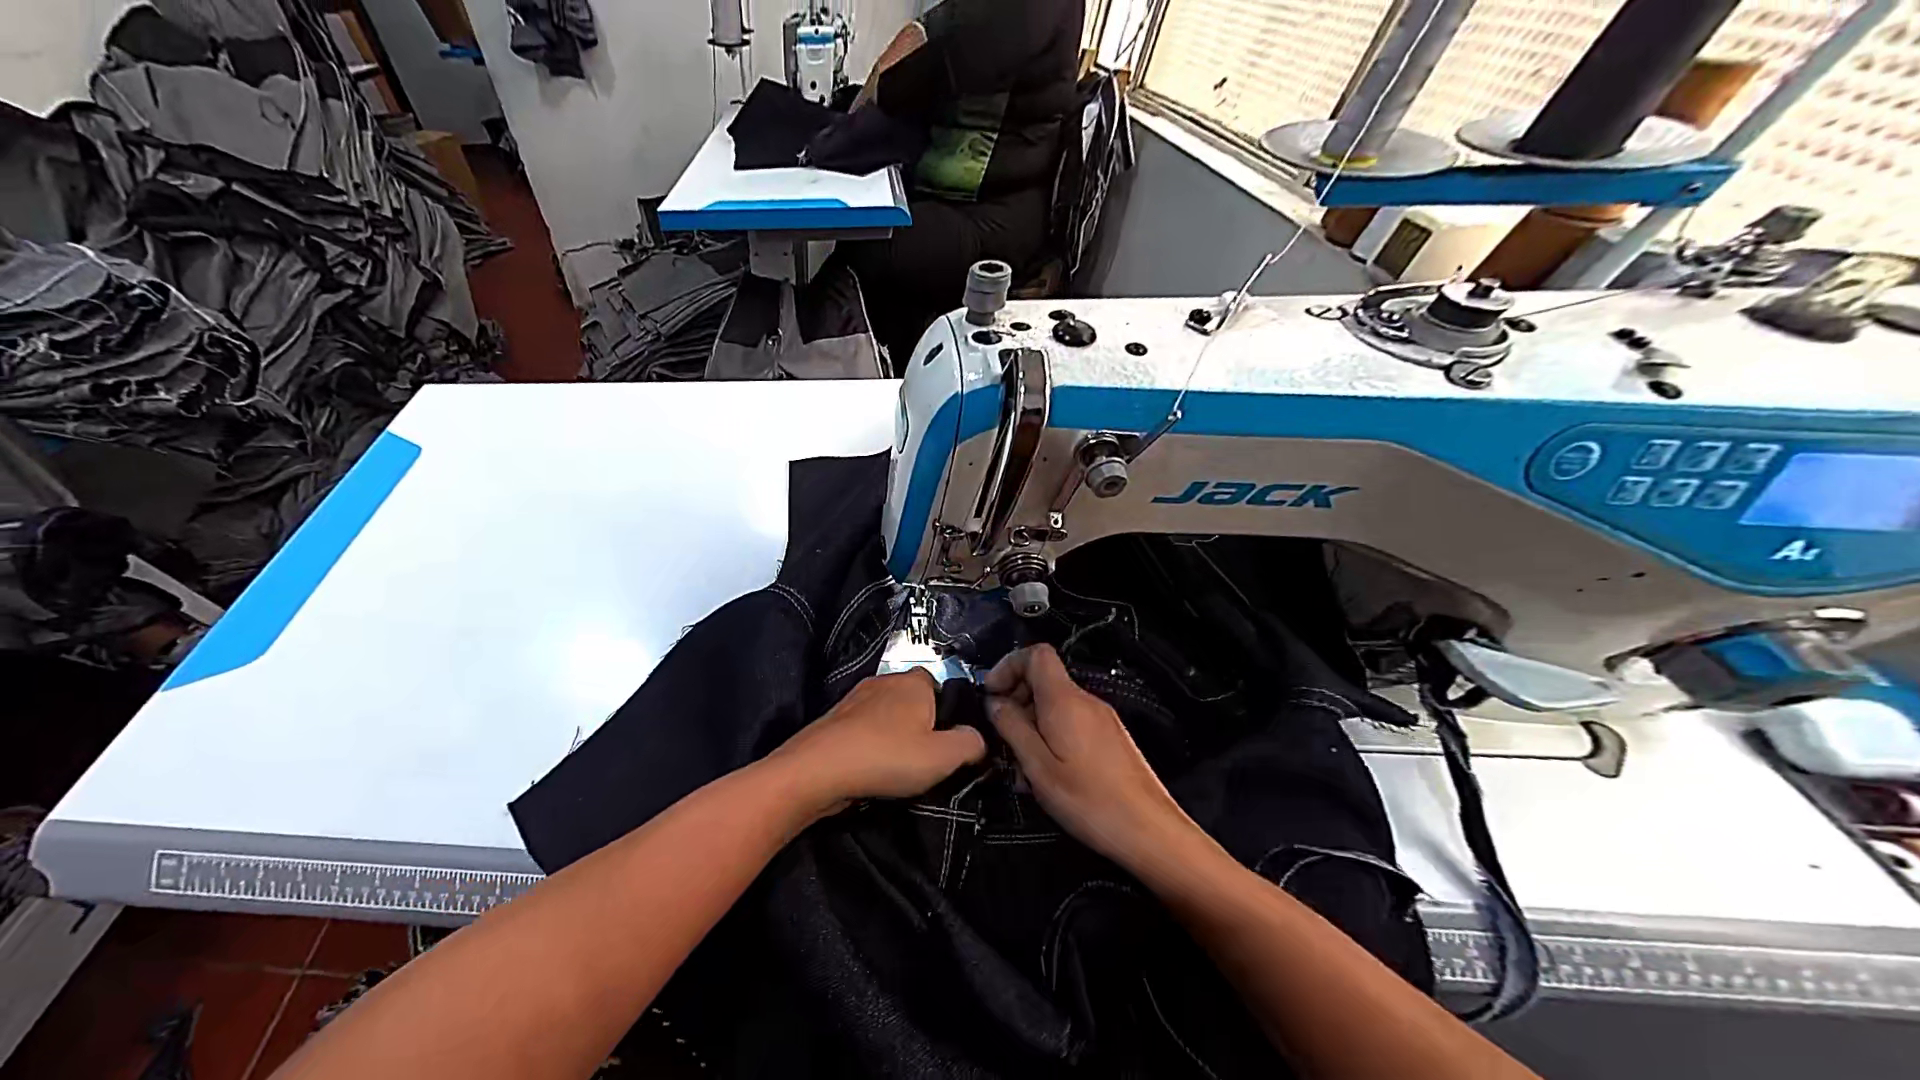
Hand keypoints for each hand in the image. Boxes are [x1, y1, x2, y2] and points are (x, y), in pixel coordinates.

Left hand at [765, 670, 986, 818]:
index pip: (941, 685)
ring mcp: (855, 698)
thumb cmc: (887, 756)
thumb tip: (978, 738)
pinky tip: (870, 769)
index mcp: (915, 681)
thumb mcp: (944, 757)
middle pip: (913, 701)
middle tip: (925, 759)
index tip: (948, 743)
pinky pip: (864, 729)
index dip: (948, 713)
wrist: (817, 770)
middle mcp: (885, 680)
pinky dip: (870, 745)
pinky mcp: (834, 719)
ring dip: (893, 738)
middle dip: (920, 726)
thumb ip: (971, 744)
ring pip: (886, 716)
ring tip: (896, 769)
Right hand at [985, 646, 1208, 870]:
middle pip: (1042, 681)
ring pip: (1053, 706)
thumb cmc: (1091, 802)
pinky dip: (1050, 739)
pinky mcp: (1108, 737)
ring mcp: (1100, 719)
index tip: (991, 695)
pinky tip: (1047, 774)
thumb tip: (994, 703)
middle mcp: (1085, 701)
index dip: (1007, 667)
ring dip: (1031, 728)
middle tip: (1003, 738)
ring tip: (1024, 767)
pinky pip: (1070, 724)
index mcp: (1064, 700)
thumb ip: (1011, 727)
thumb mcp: (1037, 766)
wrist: (1148, 830)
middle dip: (1015, 704)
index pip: (1034, 654)